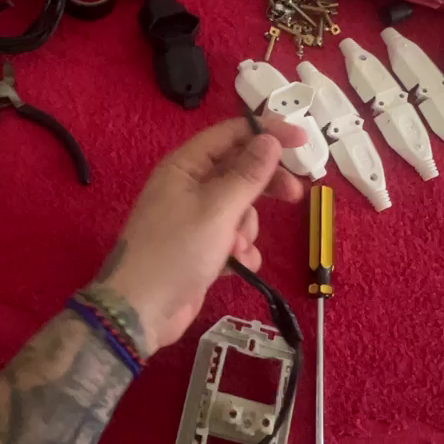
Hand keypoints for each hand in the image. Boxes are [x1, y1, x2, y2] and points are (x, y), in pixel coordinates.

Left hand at [92, 116, 307, 354]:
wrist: (141, 311)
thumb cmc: (176, 251)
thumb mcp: (218, 209)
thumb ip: (247, 174)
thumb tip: (269, 139)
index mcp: (186, 166)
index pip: (231, 134)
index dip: (266, 132)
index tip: (302, 140)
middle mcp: (189, 186)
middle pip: (240, 170)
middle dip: (265, 185)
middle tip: (294, 195)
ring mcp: (195, 218)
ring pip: (240, 208)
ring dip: (247, 228)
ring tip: (235, 248)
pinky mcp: (201, 247)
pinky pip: (234, 238)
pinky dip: (240, 250)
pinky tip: (236, 264)